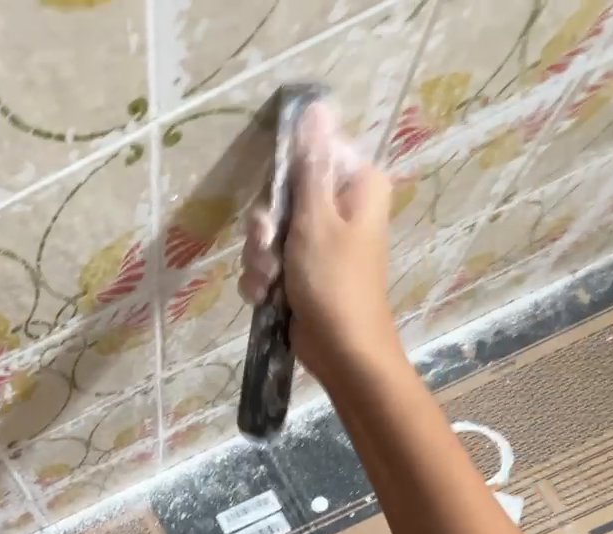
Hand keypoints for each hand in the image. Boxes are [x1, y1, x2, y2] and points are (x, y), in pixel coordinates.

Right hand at [238, 101, 399, 375]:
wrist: (341, 349)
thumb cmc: (334, 283)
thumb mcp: (315, 221)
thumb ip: (309, 167)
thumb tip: (316, 106)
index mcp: (354, 185)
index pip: (307, 157)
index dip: (281, 181)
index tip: (273, 207)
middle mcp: (337, 208)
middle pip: (280, 197)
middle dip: (263, 231)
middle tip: (267, 250)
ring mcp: (316, 242)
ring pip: (267, 235)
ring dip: (258, 260)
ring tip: (268, 282)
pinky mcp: (299, 271)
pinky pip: (266, 263)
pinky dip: (261, 281)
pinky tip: (265, 297)